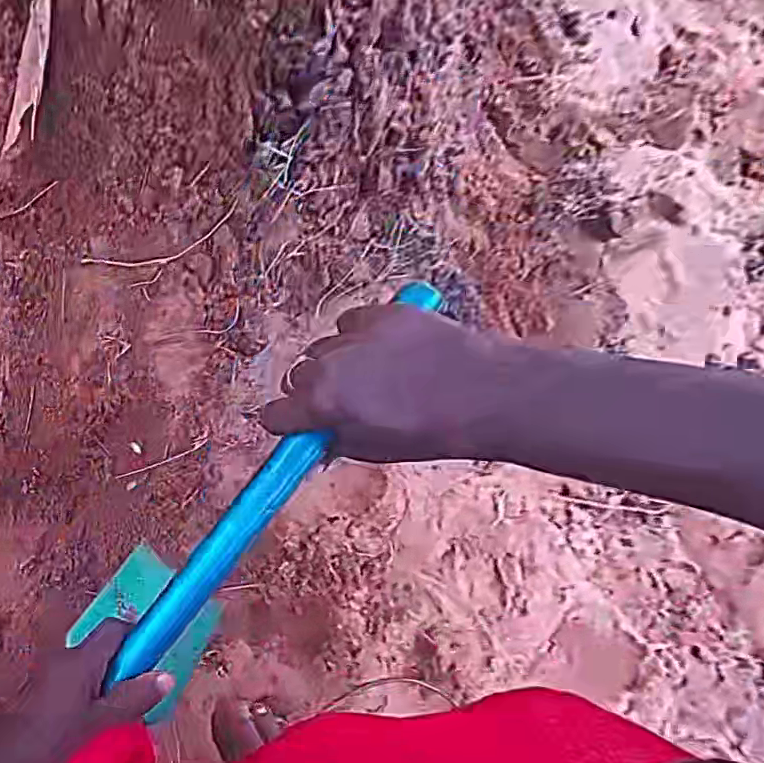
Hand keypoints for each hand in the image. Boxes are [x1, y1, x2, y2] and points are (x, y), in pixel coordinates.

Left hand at [0, 619, 172, 762]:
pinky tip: (100, 726)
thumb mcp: (102, 725)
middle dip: (128, 666)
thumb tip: (165, 675)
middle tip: (145, 696)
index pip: (115, 628)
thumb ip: (134, 698)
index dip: (140, 635)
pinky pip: (78, 682)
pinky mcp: (44, 690)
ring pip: (92, 668)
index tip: (158, 658)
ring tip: (125, 717)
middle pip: (105, 648)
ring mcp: (51, 672)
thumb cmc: (54, 744)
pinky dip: (94, 695)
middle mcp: (64, 657)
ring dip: (111, 684)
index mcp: (80, 659)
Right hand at [259, 304, 527, 462]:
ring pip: (322, 348)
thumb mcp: (370, 450)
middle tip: (342, 402)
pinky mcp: (382, 312)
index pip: (273, 414)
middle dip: (311, 391)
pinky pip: (351, 321)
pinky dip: (359, 335)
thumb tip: (315, 438)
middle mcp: (328, 365)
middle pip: (296, 378)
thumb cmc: (431, 431)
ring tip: (371, 375)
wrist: (490, 394)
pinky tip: (385, 351)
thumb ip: (331, 441)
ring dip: (335, 362)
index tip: (301, 425)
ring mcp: (355, 335)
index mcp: (320, 403)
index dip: (287, 423)